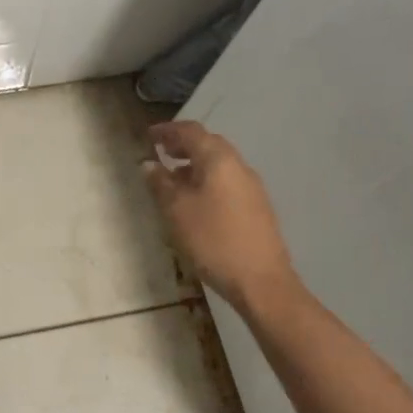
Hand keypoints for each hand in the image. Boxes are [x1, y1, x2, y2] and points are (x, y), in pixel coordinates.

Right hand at [145, 121, 296, 308]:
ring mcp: (252, 186)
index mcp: (219, 159)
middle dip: (184, 145)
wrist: (263, 283)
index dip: (168, 130)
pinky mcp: (258, 207)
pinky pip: (228, 181)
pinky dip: (209, 179)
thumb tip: (149, 164)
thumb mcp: (177, 211)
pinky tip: (197, 201)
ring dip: (196, 164)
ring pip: (219, 164)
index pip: (191, 131)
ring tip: (175, 179)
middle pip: (208, 143)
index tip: (149, 136)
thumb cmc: (214, 240)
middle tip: (162, 152)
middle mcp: (238, 165)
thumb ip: (161, 183)